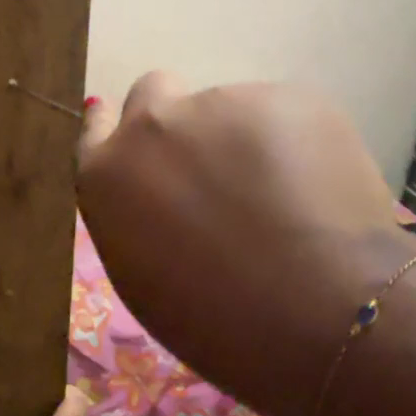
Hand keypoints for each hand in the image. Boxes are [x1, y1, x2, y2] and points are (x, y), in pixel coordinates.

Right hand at [74, 73, 412, 415]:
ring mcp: (221, 103)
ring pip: (227, 110)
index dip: (115, 129)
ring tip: (282, 200)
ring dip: (242, 141)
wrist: (318, 310)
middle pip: (154, 92)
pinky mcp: (288, 97)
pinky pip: (283, 115)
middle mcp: (153, 126)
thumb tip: (155, 197)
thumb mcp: (143, 277)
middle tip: (212, 170)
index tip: (131, 138)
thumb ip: (135, 217)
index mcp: (108, 175)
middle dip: (176, 121)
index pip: (96, 129)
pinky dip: (295, 144)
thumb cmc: (216, 323)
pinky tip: (318, 193)